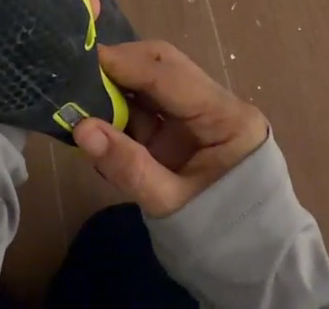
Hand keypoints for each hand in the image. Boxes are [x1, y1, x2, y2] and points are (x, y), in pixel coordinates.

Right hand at [70, 40, 268, 217]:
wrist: (249, 267)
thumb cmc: (220, 235)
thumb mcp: (172, 204)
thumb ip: (129, 166)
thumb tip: (81, 129)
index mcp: (226, 116)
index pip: (168, 74)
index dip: (124, 63)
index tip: (81, 62)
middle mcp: (214, 103)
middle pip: (162, 64)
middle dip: (120, 65)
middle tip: (79, 74)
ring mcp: (198, 115)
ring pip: (152, 80)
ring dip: (117, 85)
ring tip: (80, 94)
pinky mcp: (183, 129)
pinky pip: (148, 106)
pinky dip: (121, 108)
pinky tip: (96, 118)